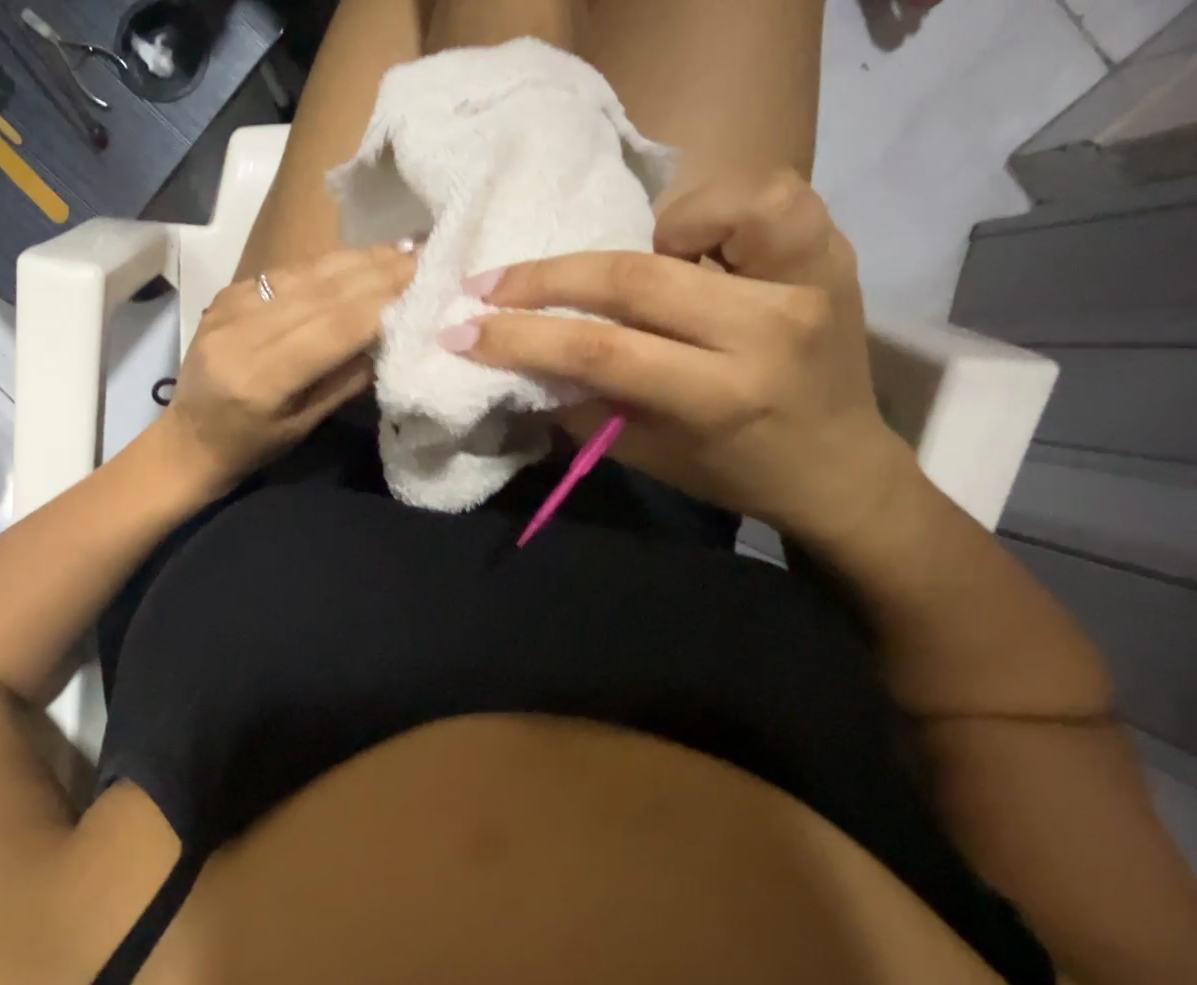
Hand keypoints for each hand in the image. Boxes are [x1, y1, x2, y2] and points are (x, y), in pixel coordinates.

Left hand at [154, 243, 416, 490]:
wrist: (187, 439)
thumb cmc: (250, 446)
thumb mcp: (304, 425)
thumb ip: (348, 379)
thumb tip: (398, 333)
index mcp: (261, 377)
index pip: (334, 326)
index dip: (384, 301)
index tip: (428, 282)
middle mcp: (242, 333)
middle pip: (323, 290)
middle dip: (381, 271)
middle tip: (430, 255)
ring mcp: (230, 308)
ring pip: (307, 273)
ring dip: (359, 259)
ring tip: (405, 250)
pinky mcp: (227, 295)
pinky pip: (287, 273)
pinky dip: (328, 266)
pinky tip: (360, 260)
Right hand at [444, 170, 916, 545]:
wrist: (838, 464)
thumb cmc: (731, 471)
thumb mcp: (645, 454)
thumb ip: (583, 403)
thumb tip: (518, 358)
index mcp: (717, 397)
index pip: (602, 350)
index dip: (521, 336)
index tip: (462, 330)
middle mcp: (766, 330)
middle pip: (635, 278)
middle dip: (546, 278)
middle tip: (490, 284)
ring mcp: (808, 282)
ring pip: (707, 214)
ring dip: (642, 237)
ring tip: (628, 270)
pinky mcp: (831, 253)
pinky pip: (768, 197)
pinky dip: (713, 209)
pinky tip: (691, 244)